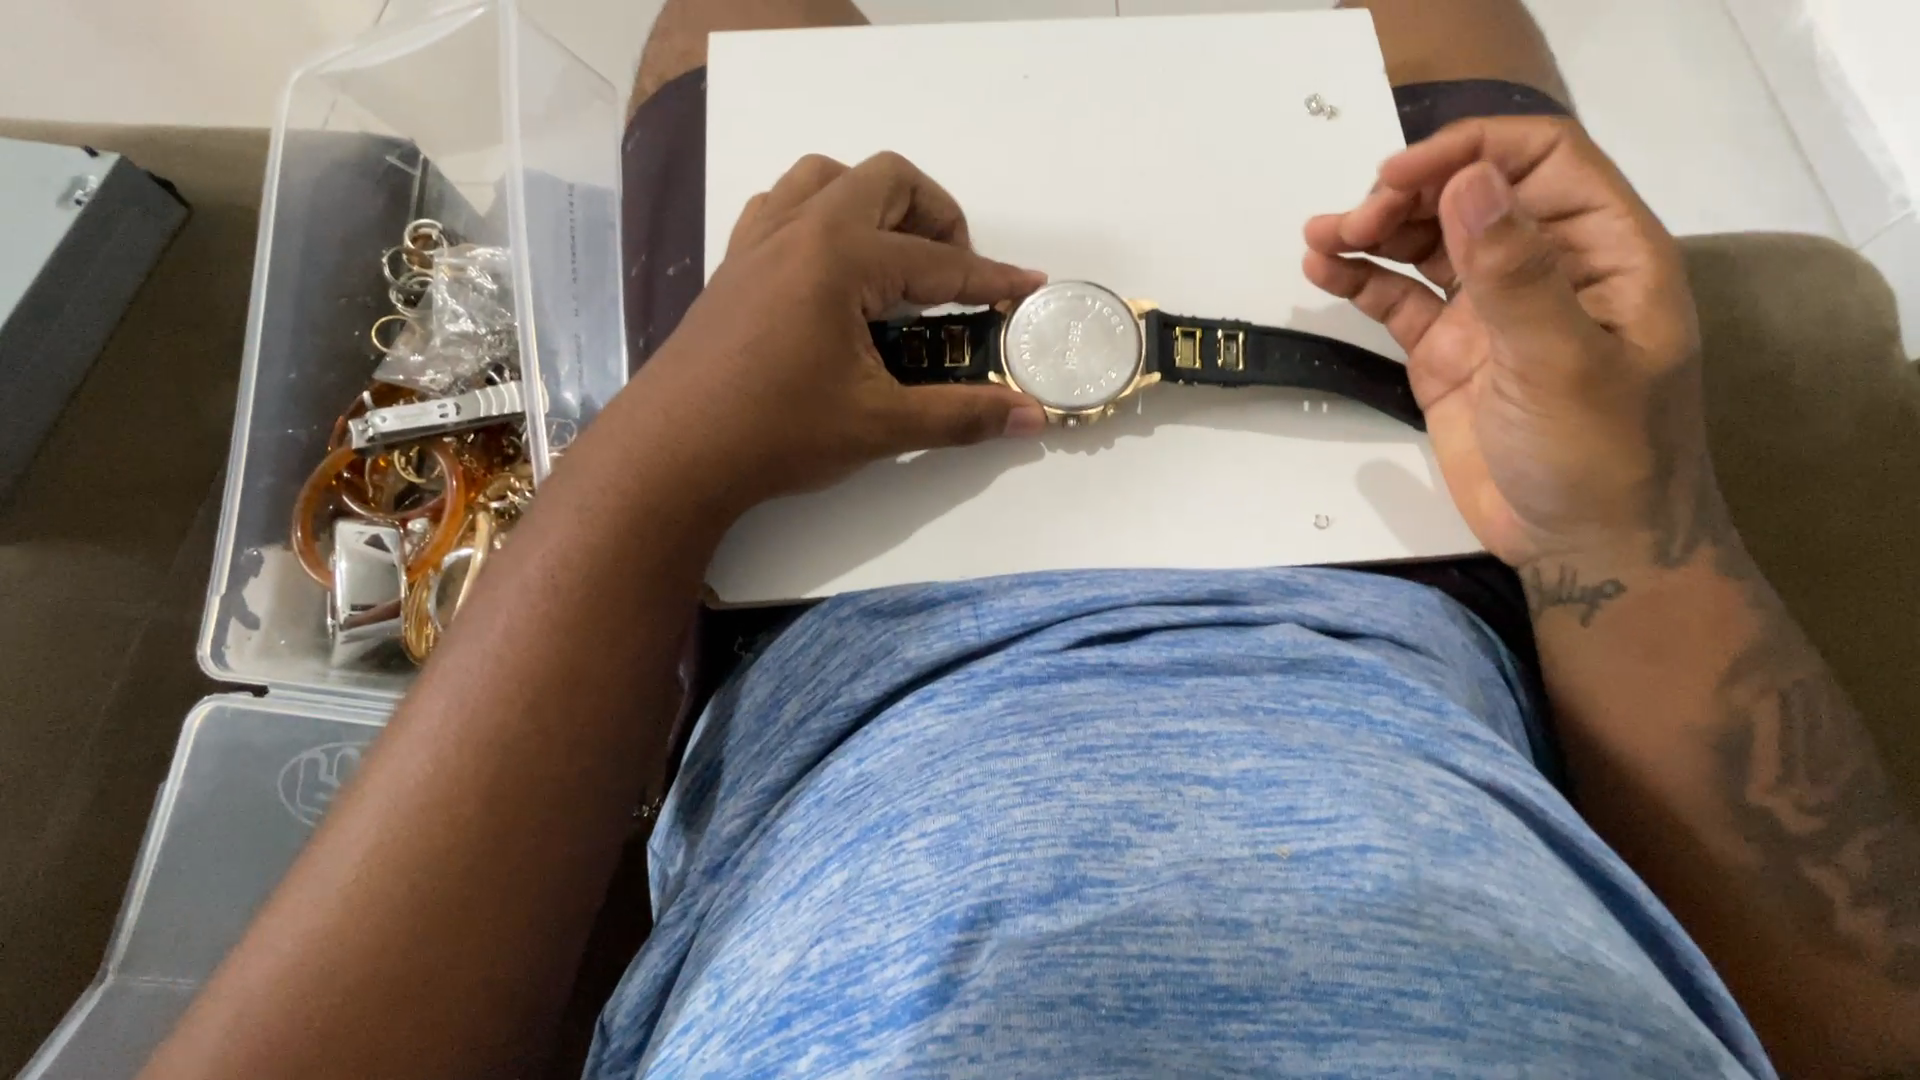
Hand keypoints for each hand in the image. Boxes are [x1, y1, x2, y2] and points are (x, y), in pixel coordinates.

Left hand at [632, 151, 1047, 512]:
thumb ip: (961, 415)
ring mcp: (758, 240)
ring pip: (828, 177)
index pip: (938, 262)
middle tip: (955, 275)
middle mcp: (799, 227)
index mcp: (840, 256)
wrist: (672, 454)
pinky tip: (831, 271)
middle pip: (887, 180)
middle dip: (937, 217)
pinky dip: (822, 215)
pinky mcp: (734, 264)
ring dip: (875, 204)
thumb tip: (1031, 417)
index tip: (1030, 286)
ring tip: (896, 260)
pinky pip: (784, 206)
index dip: (991, 278)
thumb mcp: (880, 425)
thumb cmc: (776, 434)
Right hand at [1303, 117, 1716, 569]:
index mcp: (1601, 252)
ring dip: (1372, 234)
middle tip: (1351, 225)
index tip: (1394, 176)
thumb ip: (1514, 271)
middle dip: (1405, 198)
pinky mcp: (1444, 354)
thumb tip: (1467, 180)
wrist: (1578, 542)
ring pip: (1424, 247)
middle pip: (1468, 198)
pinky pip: (1398, 302)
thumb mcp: (1562, 361)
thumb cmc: (1599, 454)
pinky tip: (1323, 271)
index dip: (1466, 152)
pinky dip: (1360, 284)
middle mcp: (1542, 269)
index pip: (1537, 161)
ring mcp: (1487, 313)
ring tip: (1320, 238)